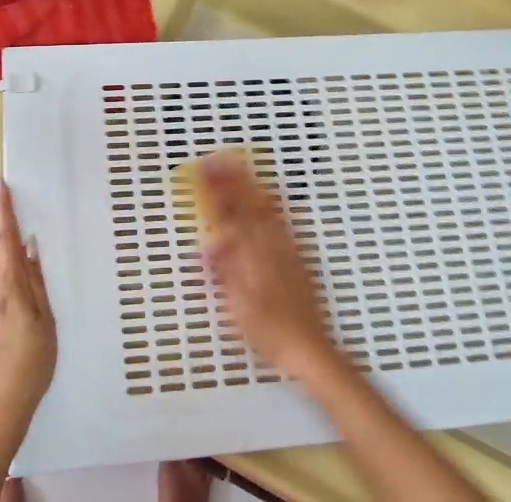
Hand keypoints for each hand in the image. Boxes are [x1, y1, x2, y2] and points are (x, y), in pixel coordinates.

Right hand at [196, 151, 334, 375]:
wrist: (309, 350)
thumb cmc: (270, 331)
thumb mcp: (236, 304)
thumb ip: (224, 270)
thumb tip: (210, 245)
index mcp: (252, 254)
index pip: (229, 213)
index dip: (214, 191)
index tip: (202, 171)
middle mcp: (271, 246)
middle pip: (249, 203)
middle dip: (232, 179)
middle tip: (217, 160)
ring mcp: (287, 250)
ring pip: (267, 207)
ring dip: (250, 185)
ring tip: (239, 168)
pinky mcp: (298, 259)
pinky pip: (281, 218)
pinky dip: (270, 202)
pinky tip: (269, 199)